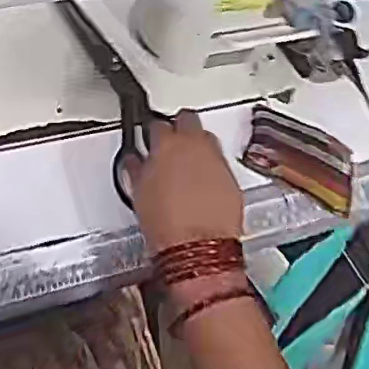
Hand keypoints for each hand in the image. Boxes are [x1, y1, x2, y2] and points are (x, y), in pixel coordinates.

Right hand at [127, 110, 243, 252]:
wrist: (197, 250)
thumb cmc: (167, 224)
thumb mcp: (139, 190)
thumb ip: (137, 167)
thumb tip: (136, 162)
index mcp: (166, 143)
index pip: (157, 124)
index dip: (152, 131)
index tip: (151, 139)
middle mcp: (194, 146)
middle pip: (188, 118)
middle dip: (179, 125)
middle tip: (172, 140)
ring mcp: (216, 161)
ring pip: (208, 138)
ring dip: (198, 144)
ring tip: (189, 161)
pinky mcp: (233, 179)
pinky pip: (221, 164)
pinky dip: (212, 168)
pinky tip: (204, 183)